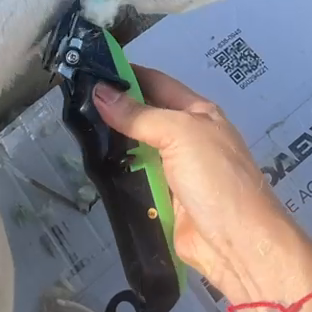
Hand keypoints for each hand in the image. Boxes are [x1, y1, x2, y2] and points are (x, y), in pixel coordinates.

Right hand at [92, 67, 311, 306]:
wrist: (238, 244)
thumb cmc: (215, 178)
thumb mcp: (179, 134)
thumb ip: (139, 115)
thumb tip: (100, 92)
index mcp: (198, 112)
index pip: (157, 82)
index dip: (127, 74)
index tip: (91, 68)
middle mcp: (187, 136)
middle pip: (144, 115)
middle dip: (114, 108)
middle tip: (74, 101)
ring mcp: (174, 169)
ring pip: (136, 147)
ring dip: (111, 141)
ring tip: (74, 129)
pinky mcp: (163, 199)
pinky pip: (135, 178)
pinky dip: (116, 172)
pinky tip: (91, 164)